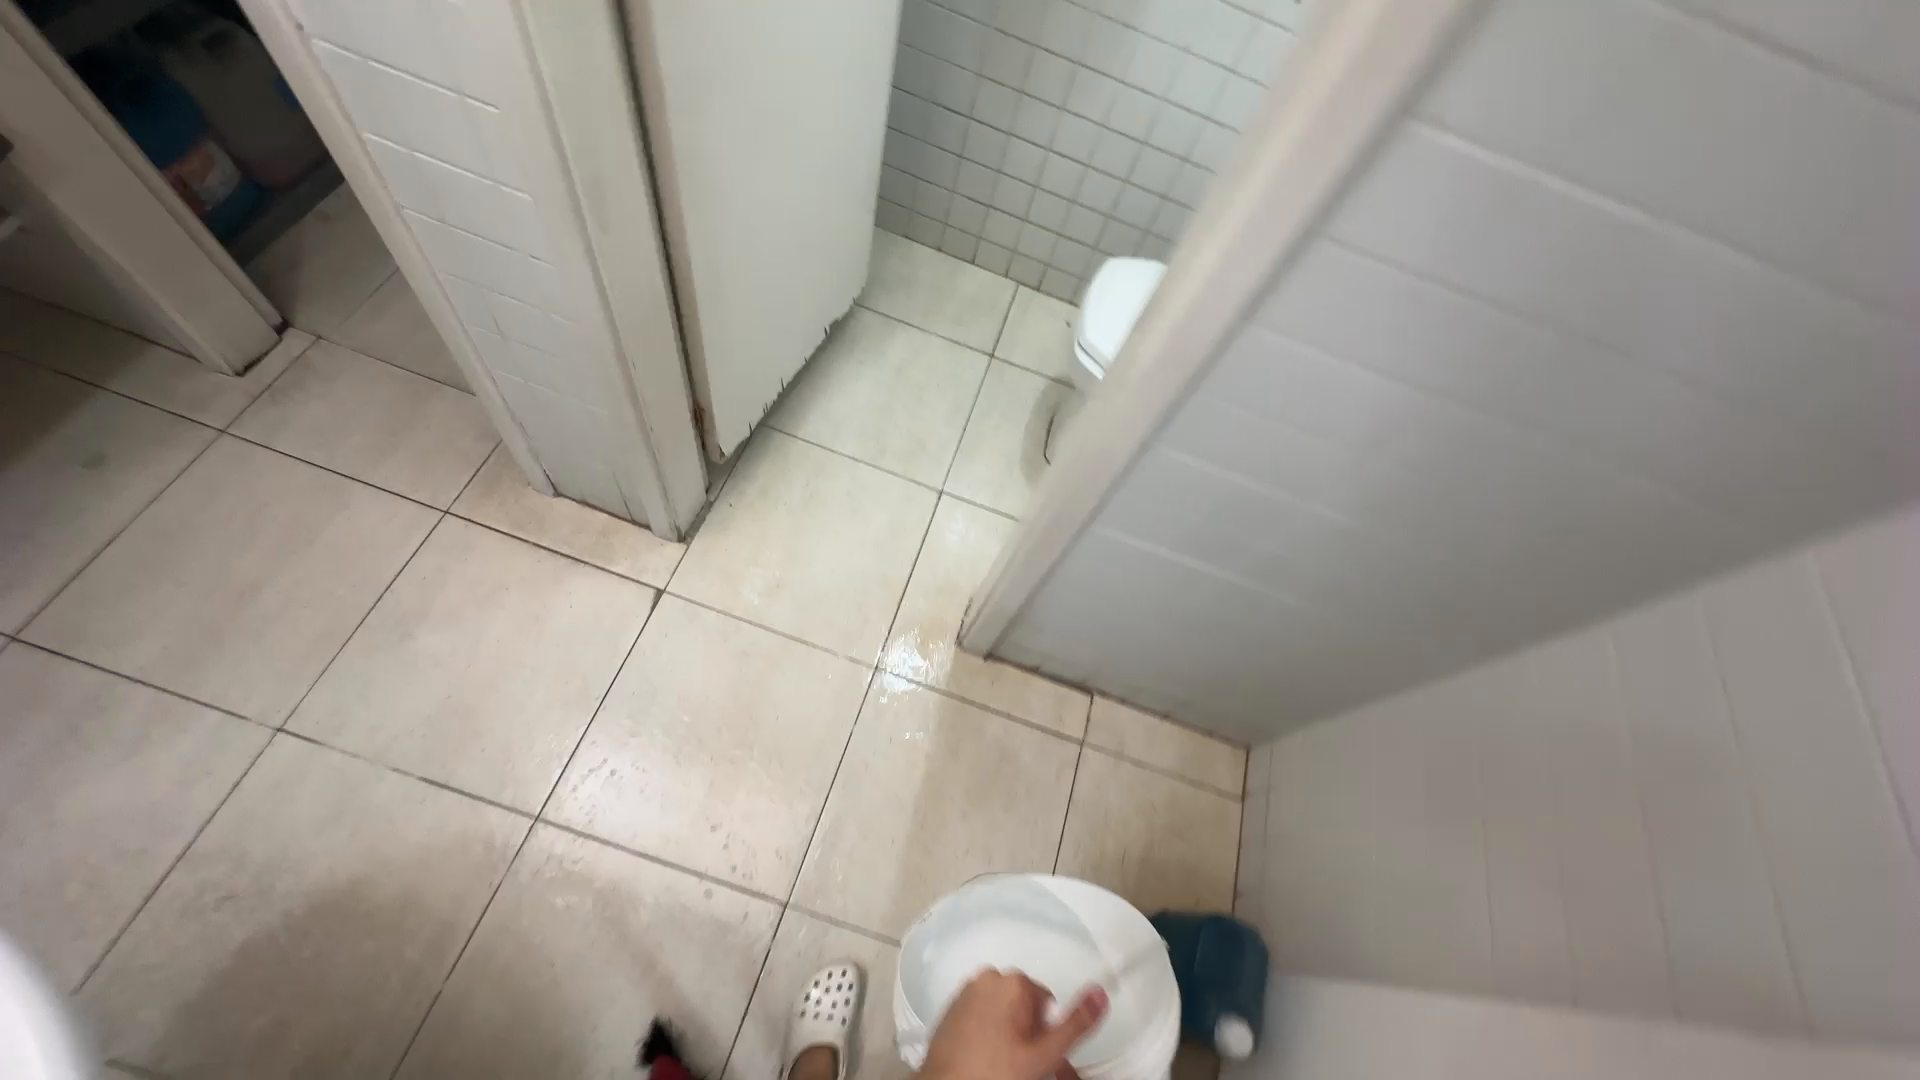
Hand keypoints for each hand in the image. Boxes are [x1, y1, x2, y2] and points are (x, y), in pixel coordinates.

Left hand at [920, 970, 1108, 1079]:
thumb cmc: (994, 1072)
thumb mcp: (1044, 1054)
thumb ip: (1075, 1024)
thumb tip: (1100, 994)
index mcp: (1014, 982)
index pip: (1047, 1004)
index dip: (1045, 1033)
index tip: (1035, 1054)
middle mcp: (989, 978)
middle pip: (1023, 1005)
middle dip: (1027, 1031)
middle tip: (1020, 1062)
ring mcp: (967, 990)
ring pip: (1002, 1010)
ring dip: (1007, 1031)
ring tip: (1000, 1061)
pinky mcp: (952, 1006)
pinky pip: (980, 1014)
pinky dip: (986, 1030)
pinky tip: (983, 1056)